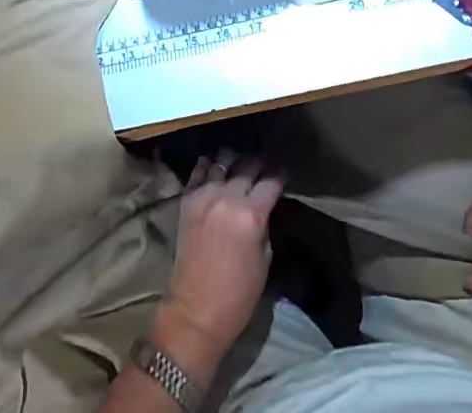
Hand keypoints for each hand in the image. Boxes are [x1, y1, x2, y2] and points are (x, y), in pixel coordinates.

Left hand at [157, 153, 282, 362]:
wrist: (195, 310)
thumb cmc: (238, 294)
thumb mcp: (264, 259)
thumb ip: (264, 225)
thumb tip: (264, 207)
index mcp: (251, 215)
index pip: (270, 182)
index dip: (280, 177)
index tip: (284, 176)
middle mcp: (227, 198)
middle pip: (247, 167)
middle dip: (260, 164)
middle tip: (266, 166)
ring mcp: (204, 196)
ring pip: (222, 162)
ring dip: (234, 160)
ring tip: (241, 161)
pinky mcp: (187, 201)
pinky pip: (198, 172)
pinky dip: (208, 165)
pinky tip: (214, 163)